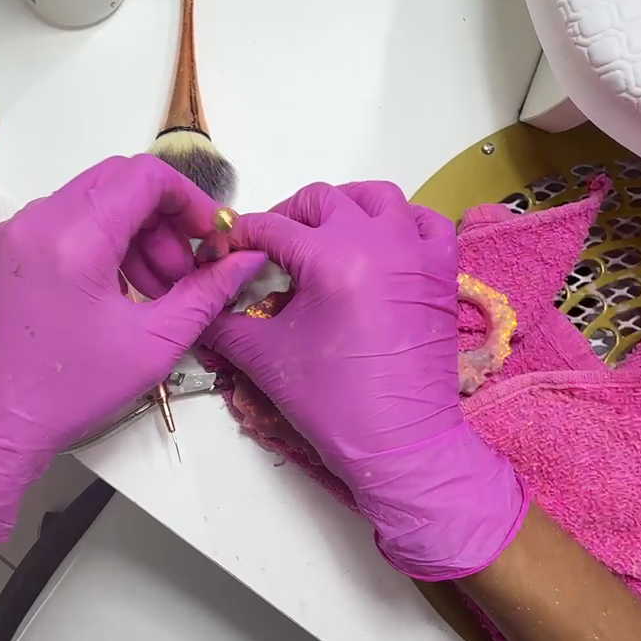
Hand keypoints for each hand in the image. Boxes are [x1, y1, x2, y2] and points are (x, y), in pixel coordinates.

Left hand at [0, 155, 268, 542]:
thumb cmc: (73, 391)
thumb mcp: (153, 344)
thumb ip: (206, 293)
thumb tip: (246, 258)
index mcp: (73, 238)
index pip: (144, 176)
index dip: (187, 198)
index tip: (205, 237)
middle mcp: (32, 221)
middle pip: (113, 182)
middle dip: (158, 220)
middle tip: (176, 274)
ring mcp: (3, 233)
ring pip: (82, 202)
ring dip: (123, 235)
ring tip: (141, 290)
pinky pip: (50, 225)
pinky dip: (86, 244)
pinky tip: (98, 293)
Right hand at [204, 182, 525, 579]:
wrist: (399, 443)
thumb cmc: (330, 401)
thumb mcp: (262, 357)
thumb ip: (222, 322)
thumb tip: (199, 304)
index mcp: (330, 259)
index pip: (271, 227)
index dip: (239, 236)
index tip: (224, 253)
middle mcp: (377, 241)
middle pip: (322, 198)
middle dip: (286, 215)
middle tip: (269, 248)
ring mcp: (415, 252)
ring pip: (376, 196)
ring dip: (342, 207)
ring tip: (322, 235)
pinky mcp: (441, 271)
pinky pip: (424, 221)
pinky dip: (400, 220)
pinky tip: (379, 243)